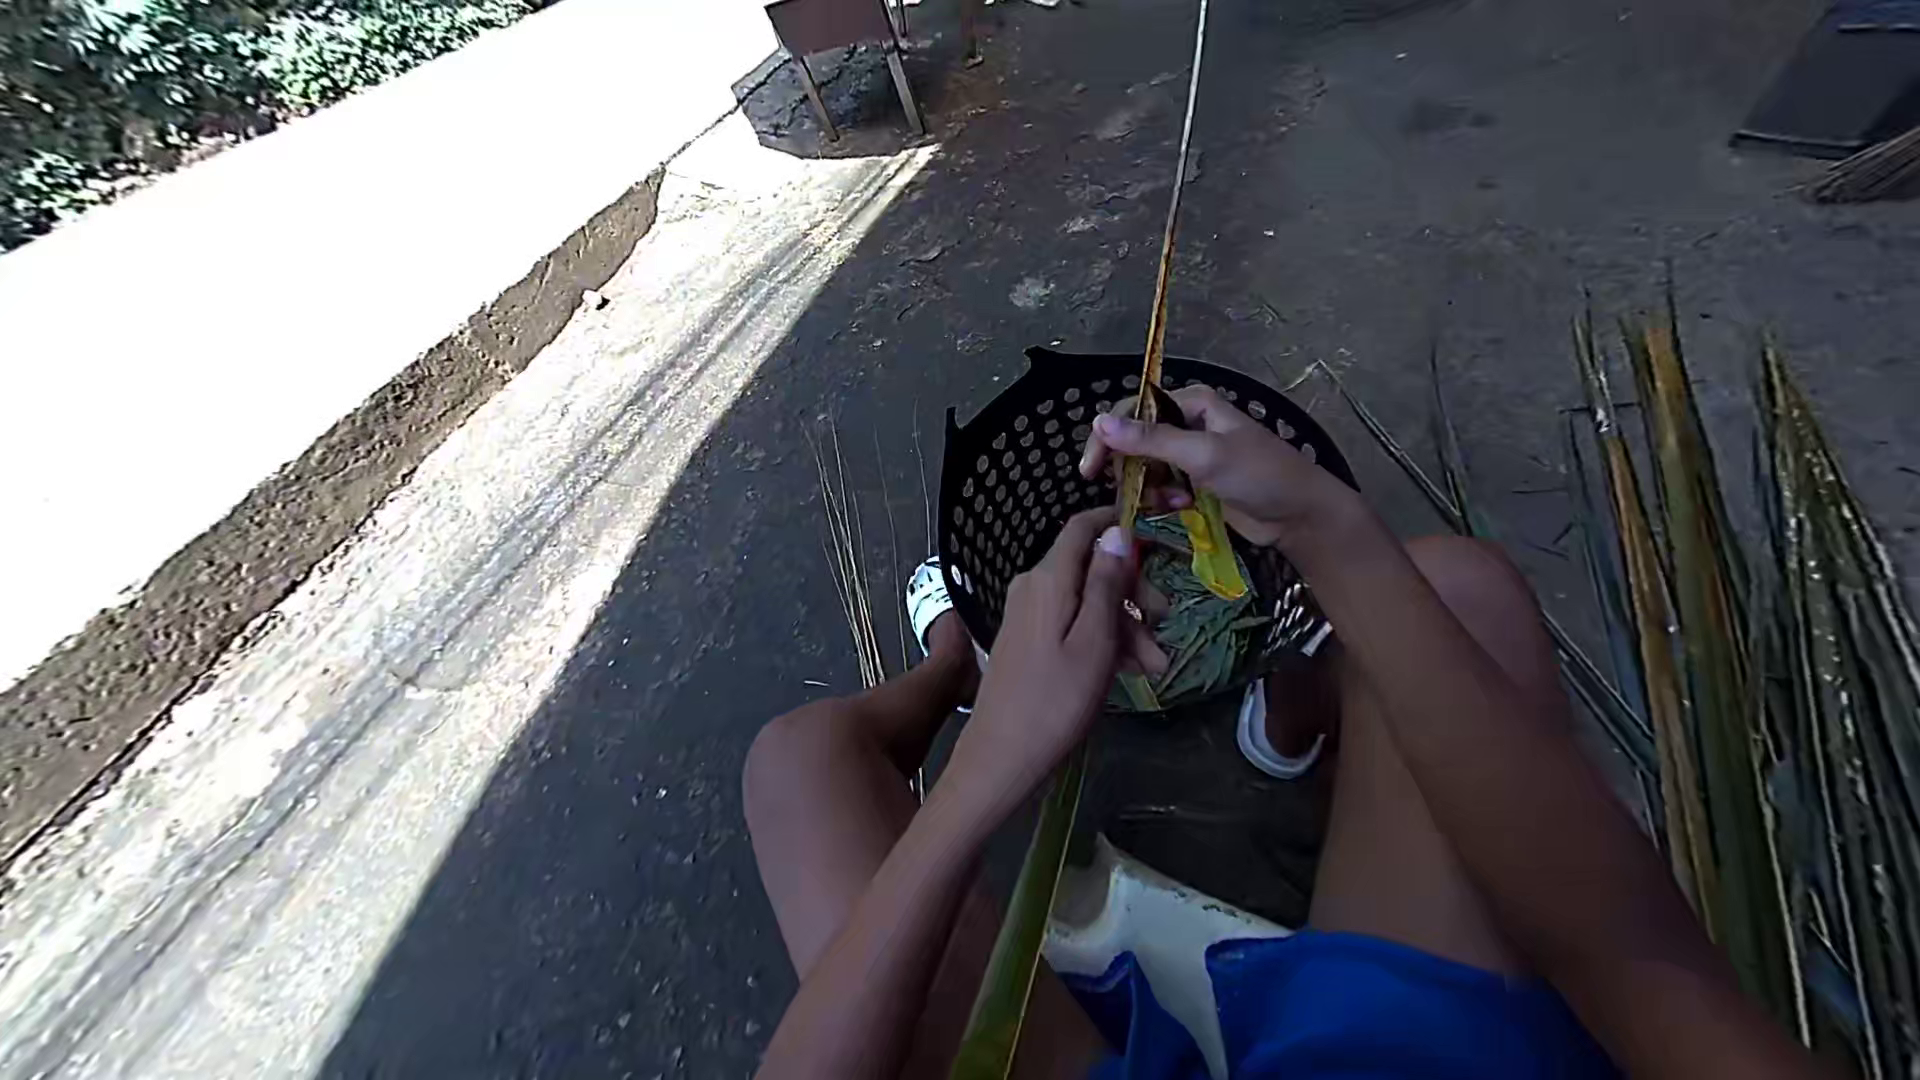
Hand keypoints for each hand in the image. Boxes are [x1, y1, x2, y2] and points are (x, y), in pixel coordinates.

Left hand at [943, 508, 1138, 806]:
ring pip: (1085, 600)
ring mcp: (1027, 612)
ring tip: (1155, 666)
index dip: (1119, 524)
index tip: (1158, 537)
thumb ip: (1106, 583)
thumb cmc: (1055, 701)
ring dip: (1124, 625)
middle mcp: (1033, 586)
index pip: (1082, 527)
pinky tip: (1129, 669)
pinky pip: (1071, 623)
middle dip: (1133, 591)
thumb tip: (1119, 531)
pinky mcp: (1028, 637)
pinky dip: (1101, 639)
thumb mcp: (1094, 641)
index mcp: (1047, 579)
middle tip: (1166, 622)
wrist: (1001, 755)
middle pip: (1090, 567)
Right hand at [1078, 384, 1360, 550]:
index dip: (1107, 437)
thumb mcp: (1203, 454)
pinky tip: (1180, 507)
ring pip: (1144, 467)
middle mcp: (1187, 422)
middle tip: (1118, 493)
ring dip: (1148, 488)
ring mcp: (1190, 454)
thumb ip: (1150, 439)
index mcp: (1191, 403)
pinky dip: (1162, 499)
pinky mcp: (1193, 481)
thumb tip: (1098, 421)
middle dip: (1127, 468)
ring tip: (1170, 503)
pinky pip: (1159, 486)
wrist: (1299, 516)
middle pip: (1134, 440)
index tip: (1090, 470)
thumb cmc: (1259, 475)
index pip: (1133, 411)